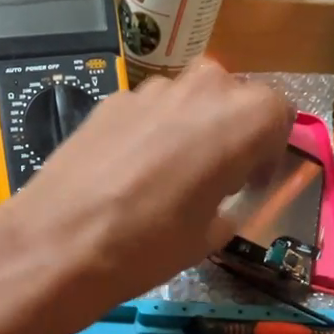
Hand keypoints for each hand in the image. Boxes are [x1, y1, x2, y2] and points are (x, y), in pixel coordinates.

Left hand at [0, 59, 296, 318]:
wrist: (56, 243)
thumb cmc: (146, 247)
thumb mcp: (208, 237)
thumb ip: (233, 203)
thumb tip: (229, 196)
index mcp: (244, 116)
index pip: (277, 115)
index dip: (266, 152)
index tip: (249, 184)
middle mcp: (202, 87)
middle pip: (230, 99)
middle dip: (228, 134)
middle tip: (212, 181)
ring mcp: (149, 90)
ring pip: (184, 102)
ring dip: (186, 131)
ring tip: (164, 182)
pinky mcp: (107, 102)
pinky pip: (143, 114)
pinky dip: (146, 136)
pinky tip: (124, 178)